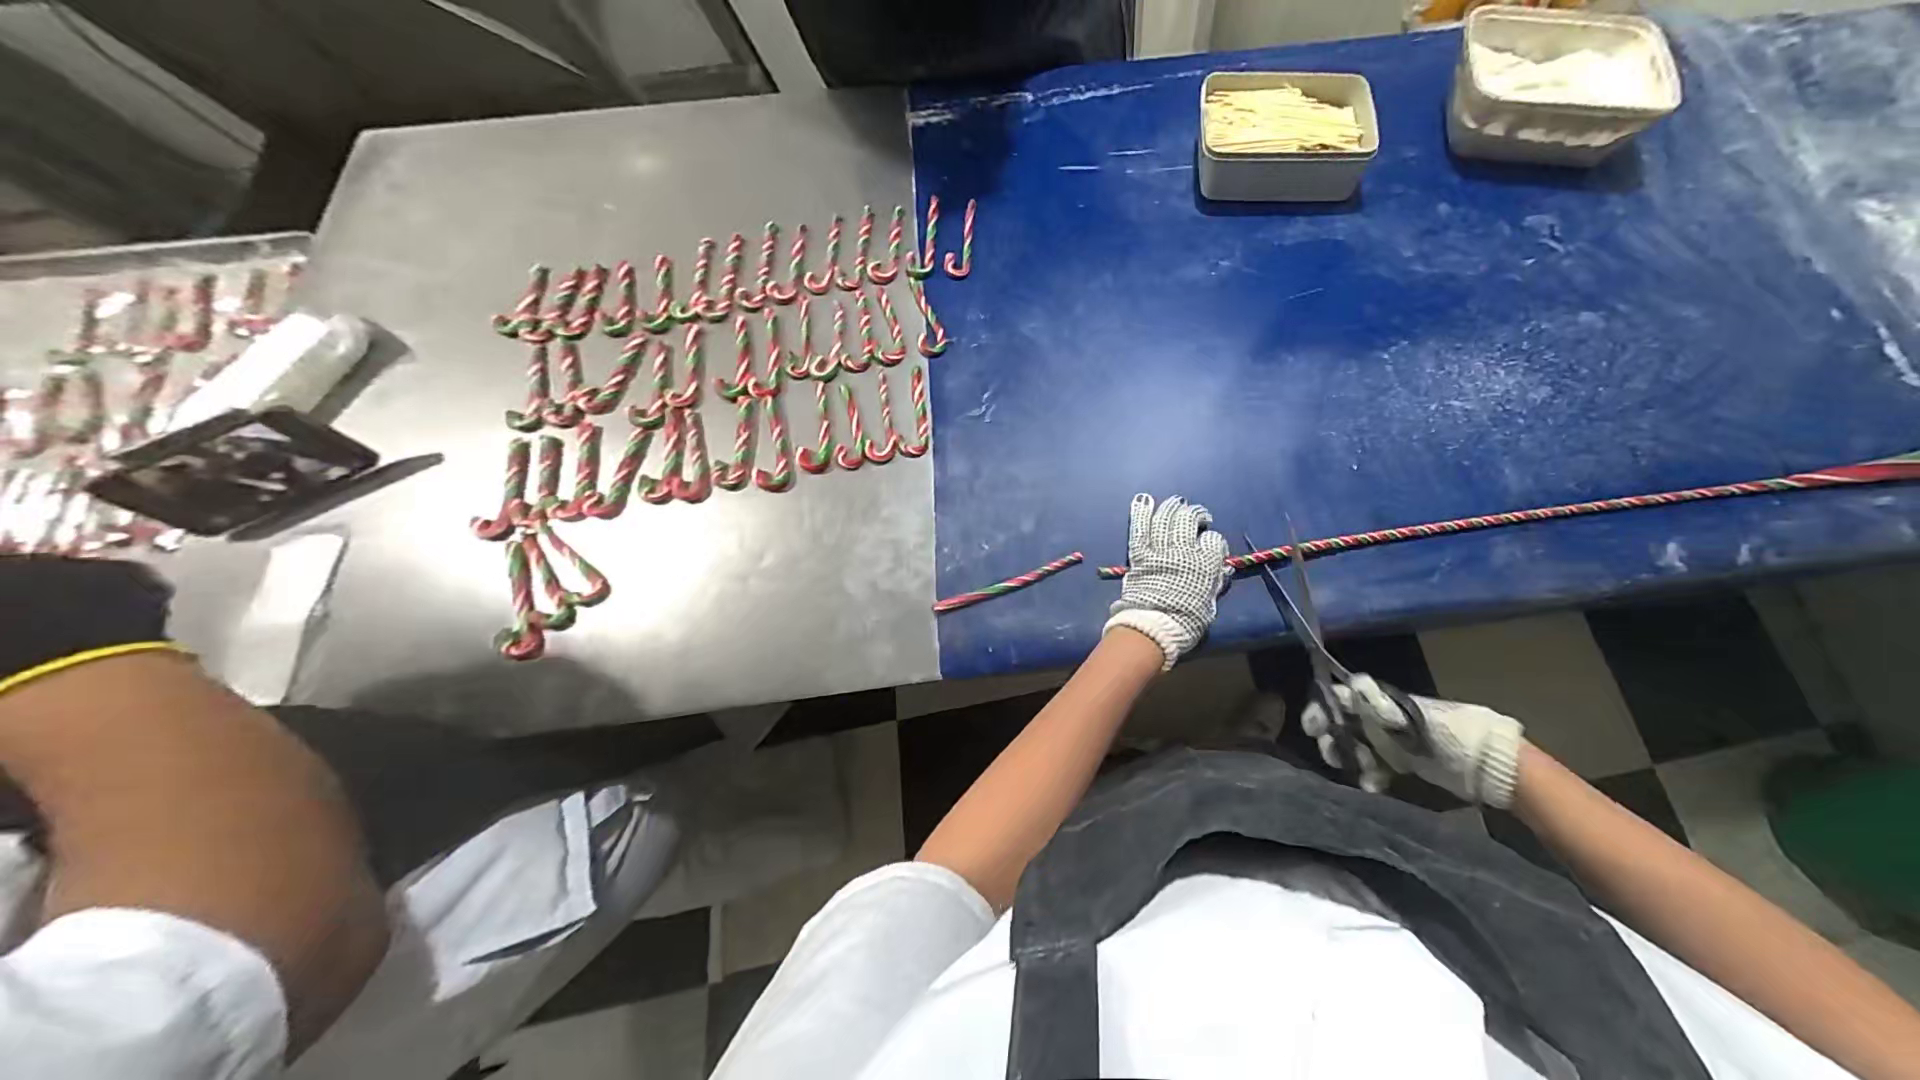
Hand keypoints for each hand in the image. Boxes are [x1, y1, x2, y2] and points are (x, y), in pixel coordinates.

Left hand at [1103, 494, 1229, 669]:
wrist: (1153, 626)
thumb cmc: (1185, 621)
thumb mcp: (1209, 603)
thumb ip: (1214, 582)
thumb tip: (1221, 569)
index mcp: (1205, 564)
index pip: (1214, 540)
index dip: (1213, 540)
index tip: (1209, 543)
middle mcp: (1184, 551)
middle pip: (1189, 520)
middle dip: (1194, 513)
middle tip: (1196, 515)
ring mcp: (1160, 550)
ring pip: (1166, 519)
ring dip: (1171, 507)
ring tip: (1177, 503)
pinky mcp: (1139, 554)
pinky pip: (1140, 528)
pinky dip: (1140, 511)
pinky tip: (1144, 498)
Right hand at [1302, 673, 1523, 806]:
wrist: (1490, 769)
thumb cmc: (1453, 737)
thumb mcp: (1416, 718)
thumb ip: (1382, 704)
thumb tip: (1353, 682)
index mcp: (1383, 703)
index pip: (1341, 698)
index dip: (1323, 709)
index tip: (1313, 728)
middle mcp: (1382, 719)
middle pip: (1342, 723)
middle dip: (1333, 738)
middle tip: (1335, 757)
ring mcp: (1391, 741)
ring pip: (1354, 746)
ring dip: (1350, 759)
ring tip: (1361, 773)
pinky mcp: (1401, 764)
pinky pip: (1373, 767)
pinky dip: (1369, 777)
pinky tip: (1374, 786)